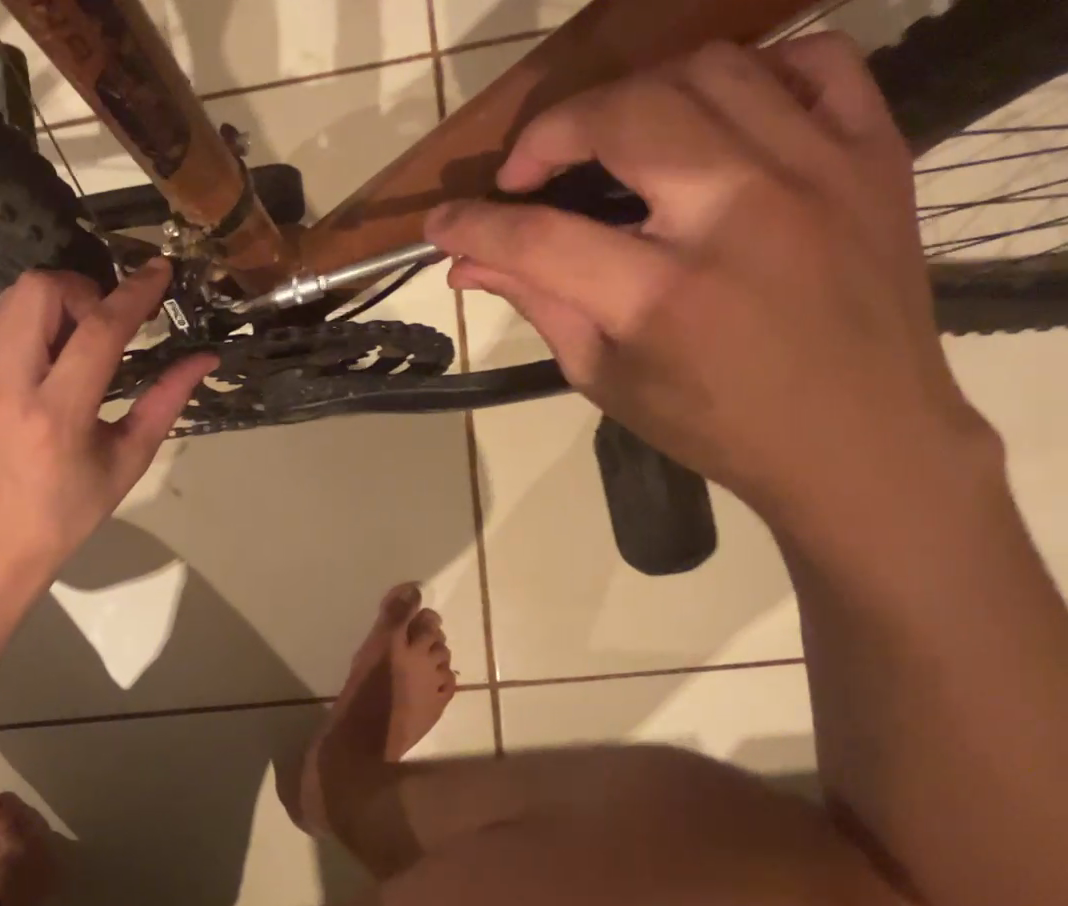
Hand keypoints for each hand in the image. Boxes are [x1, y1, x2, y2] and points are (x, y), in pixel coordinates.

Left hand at [0, 259, 215, 572]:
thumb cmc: (71, 509)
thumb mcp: (127, 461)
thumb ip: (165, 402)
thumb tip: (203, 356)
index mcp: (55, 416)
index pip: (97, 330)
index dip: (132, 293)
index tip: (157, 271)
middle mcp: (3, 389)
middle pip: (37, 290)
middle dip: (80, 290)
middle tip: (99, 323)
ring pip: (9, 303)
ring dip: (50, 310)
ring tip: (69, 348)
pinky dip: (22, 341)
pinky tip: (35, 378)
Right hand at [423, 34, 998, 520]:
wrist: (860, 435)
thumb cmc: (714, 421)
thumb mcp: (604, 375)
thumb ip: (536, 302)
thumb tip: (467, 262)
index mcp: (664, 295)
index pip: (539, 235)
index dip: (473, 225)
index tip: (441, 224)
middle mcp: (742, 214)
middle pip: (625, 116)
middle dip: (551, 132)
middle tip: (528, 171)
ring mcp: (819, 171)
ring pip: (708, 71)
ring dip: (634, 96)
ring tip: (610, 140)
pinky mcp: (874, 153)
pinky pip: (816, 61)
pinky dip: (750, 71)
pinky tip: (712, 117)